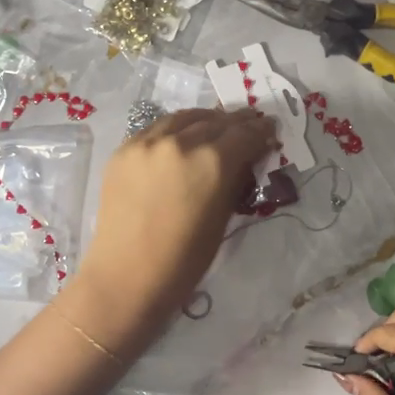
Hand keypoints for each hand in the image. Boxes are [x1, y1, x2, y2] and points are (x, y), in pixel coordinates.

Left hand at [65, 108, 273, 348]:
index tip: (270, 131)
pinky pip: (156, 128)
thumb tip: (243, 162)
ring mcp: (147, 142)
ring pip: (184, 118)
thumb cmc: (183, 261)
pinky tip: (182, 136)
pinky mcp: (124, 150)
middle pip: (216, 122)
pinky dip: (176, 128)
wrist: (127, 276)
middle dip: (237, 122)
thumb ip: (234, 183)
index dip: (262, 132)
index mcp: (212, 163)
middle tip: (250, 123)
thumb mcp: (222, 221)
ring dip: (206, 119)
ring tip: (217, 125)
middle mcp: (180, 143)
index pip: (245, 135)